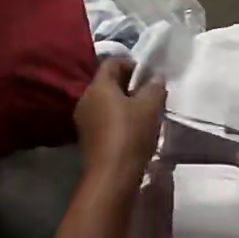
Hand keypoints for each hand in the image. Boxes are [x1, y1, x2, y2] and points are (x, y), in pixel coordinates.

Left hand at [74, 58, 165, 180]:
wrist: (112, 175)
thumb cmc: (131, 134)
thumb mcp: (150, 107)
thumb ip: (154, 88)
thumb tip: (155, 78)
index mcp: (98, 86)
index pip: (112, 62)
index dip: (132, 64)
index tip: (149, 76)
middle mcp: (85, 99)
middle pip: (107, 83)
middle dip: (129, 86)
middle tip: (149, 95)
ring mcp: (83, 120)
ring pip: (105, 103)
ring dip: (123, 104)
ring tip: (144, 115)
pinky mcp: (86, 138)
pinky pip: (103, 120)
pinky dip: (117, 120)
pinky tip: (132, 131)